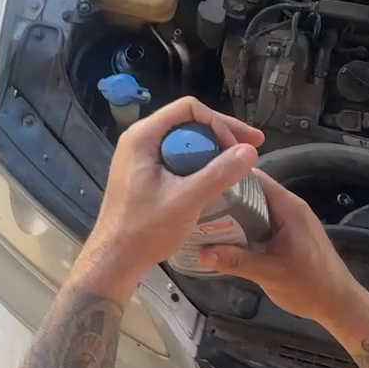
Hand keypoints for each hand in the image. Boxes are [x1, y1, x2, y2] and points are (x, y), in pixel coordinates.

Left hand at [81, 97, 263, 284]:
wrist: (115, 258)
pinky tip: (219, 175)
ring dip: (214, 147)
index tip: (237, 146)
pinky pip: (179, 156)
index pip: (188, 108)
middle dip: (222, 132)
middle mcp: (140, 139)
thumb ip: (218, 174)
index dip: (219, 122)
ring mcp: (142, 156)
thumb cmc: (144, 229)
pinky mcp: (146, 173)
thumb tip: (249, 151)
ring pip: (186, 139)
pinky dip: (201, 161)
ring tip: (240, 161)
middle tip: (252, 146)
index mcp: (143, 136)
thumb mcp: (185, 200)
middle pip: (188, 121)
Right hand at [196, 172, 368, 326]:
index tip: (205, 182)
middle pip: (254, 191)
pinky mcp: (290, 234)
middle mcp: (290, 208)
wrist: (339, 304)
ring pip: (257, 208)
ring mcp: (291, 221)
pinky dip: (245, 226)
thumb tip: (201, 252)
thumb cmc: (310, 286)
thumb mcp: (269, 274)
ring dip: (235, 213)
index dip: (230, 176)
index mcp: (289, 208)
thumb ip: (236, 261)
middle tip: (199, 205)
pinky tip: (226, 237)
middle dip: (227, 197)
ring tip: (206, 219)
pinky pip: (263, 222)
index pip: (256, 177)